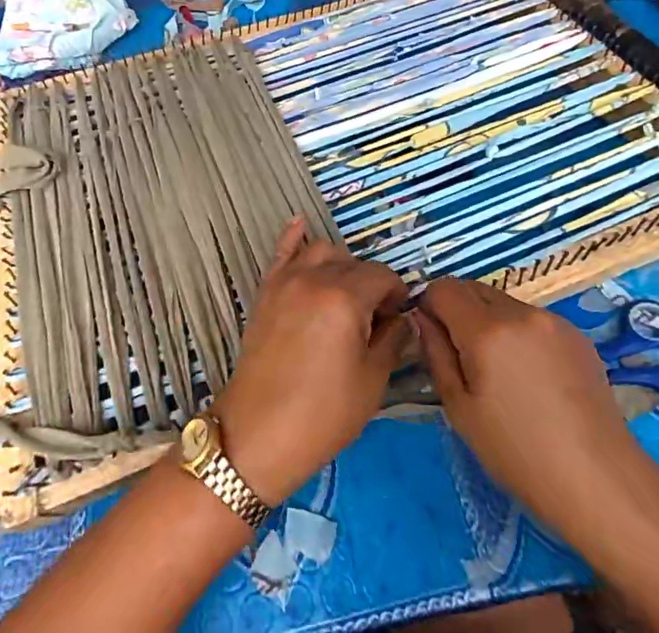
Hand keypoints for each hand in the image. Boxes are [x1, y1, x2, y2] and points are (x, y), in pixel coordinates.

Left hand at [208, 218, 410, 504]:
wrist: (258, 434)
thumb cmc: (323, 413)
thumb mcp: (372, 380)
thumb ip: (392, 338)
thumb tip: (400, 319)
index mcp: (344, 297)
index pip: (382, 277)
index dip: (397, 296)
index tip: (398, 320)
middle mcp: (314, 278)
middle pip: (353, 264)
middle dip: (371, 285)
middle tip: (375, 320)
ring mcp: (285, 282)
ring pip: (321, 252)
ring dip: (340, 266)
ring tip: (346, 296)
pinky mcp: (266, 292)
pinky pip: (281, 253)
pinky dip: (293, 237)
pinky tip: (301, 223)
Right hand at [411, 277, 634, 531]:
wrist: (598, 479)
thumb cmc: (517, 452)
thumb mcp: (460, 409)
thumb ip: (436, 354)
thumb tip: (422, 318)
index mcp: (487, 330)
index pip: (444, 288)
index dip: (430, 306)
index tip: (432, 337)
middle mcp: (521, 313)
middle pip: (474, 288)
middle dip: (458, 310)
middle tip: (461, 355)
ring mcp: (553, 320)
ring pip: (504, 303)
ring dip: (488, 320)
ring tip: (499, 369)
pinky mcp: (577, 334)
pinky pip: (532, 318)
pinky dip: (519, 332)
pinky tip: (530, 375)